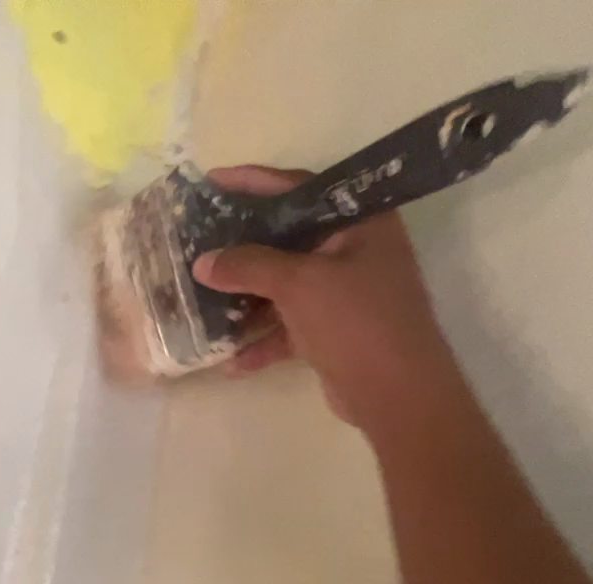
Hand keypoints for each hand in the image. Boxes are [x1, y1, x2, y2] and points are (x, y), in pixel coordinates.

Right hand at [193, 165, 458, 434]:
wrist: (396, 391)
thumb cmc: (357, 321)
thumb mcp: (299, 285)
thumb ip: (248, 267)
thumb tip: (203, 262)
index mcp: (358, 222)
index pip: (299, 189)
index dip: (253, 183)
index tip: (210, 183)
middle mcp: (351, 250)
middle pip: (284, 239)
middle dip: (239, 248)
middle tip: (196, 244)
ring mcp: (342, 292)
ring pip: (279, 285)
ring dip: (242, 299)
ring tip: (200, 305)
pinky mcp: (330, 330)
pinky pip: (284, 326)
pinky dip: (258, 342)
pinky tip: (230, 361)